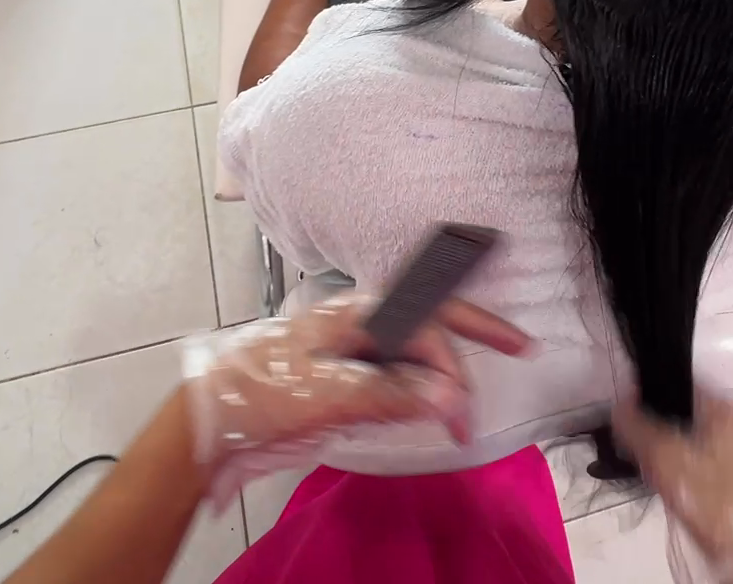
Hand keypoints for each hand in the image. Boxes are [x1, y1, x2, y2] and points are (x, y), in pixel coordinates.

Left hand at [183, 293, 532, 501]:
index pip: (425, 327)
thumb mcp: (323, 391)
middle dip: (476, 332)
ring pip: (417, 345)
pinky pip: (397, 370)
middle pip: (430, 321)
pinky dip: (423, 381)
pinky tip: (435, 395)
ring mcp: (356, 348)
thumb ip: (390, 391)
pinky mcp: (348, 376)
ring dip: (450, 361)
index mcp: (358, 312)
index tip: (464, 413)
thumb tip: (452, 396)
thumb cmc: (261, 392)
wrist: (209, 420)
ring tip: (482, 377)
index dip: (453, 365)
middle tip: (523, 347)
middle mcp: (363, 322)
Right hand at [613, 394, 732, 583]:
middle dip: (663, 428)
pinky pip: (715, 471)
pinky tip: (682, 491)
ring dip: (678, 454)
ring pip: (702, 446)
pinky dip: (696, 475)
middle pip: (691, 417)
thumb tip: (618, 407)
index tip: (628, 408)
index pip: (680, 384)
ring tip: (655, 470)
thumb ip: (635, 427)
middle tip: (638, 443)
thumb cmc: (713, 498)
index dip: (651, 393)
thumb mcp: (663, 457)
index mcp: (725, 408)